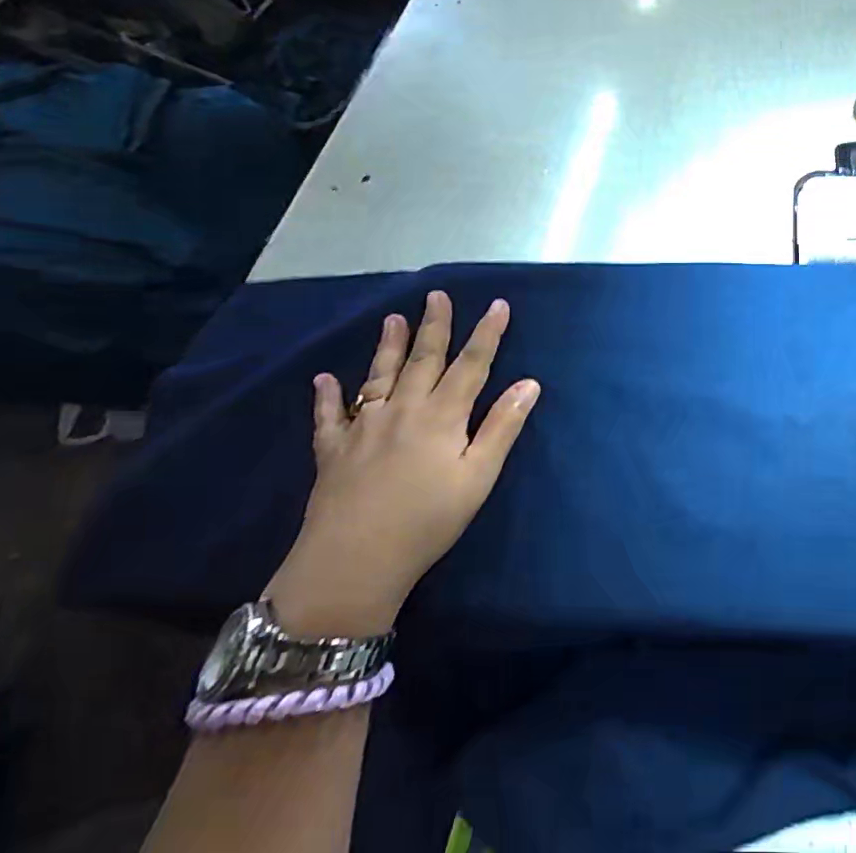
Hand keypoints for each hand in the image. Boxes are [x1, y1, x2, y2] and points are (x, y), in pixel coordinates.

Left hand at [265, 291, 540, 636]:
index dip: (487, 334)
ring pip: (378, 377)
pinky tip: (326, 379)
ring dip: (387, 347)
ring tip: (392, 318)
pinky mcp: (333, 452)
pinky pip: (330, 416)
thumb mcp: (479, 475)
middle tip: (436, 296)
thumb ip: (502, 426)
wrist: (353, 560)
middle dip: (434, 327)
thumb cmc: (430, 518)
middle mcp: (402, 411)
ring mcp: (363, 429)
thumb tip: (529, 383)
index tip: (497, 305)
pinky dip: (328, 395)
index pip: (471, 365)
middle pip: (423, 361)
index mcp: (442, 417)